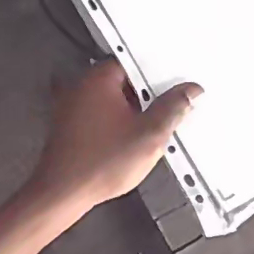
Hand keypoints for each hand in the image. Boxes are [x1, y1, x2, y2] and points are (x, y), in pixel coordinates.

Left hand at [22, 62, 201, 211]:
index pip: (133, 62)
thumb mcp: (149, 134)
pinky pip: (97, 115)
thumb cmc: (101, 162)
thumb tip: (190, 91)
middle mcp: (79, 86)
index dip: (155, 76)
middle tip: (160, 114)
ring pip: (110, 100)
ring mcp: (70, 105)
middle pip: (121, 81)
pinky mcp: (67, 125)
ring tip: (143, 133)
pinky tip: (124, 143)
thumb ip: (172, 108)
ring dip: (128, 112)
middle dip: (143, 96)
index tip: (171, 88)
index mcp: (98, 79)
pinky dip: (112, 124)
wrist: (64, 191)